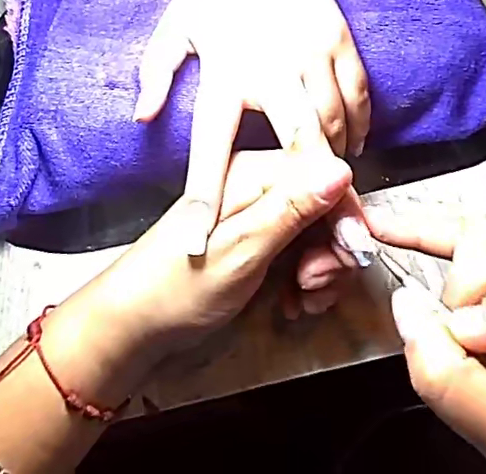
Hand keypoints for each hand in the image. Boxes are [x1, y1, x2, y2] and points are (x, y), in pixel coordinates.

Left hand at [72, 150, 354, 357]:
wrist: (137, 318)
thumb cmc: (180, 286)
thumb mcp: (242, 249)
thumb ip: (292, 208)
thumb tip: (339, 166)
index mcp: (249, 171)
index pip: (324, 174)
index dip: (345, 218)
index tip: (348, 258)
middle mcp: (254, 181)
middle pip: (324, 205)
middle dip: (331, 250)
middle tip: (312, 285)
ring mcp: (254, 209)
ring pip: (316, 231)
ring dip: (320, 270)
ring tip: (300, 297)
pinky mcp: (254, 235)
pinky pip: (299, 249)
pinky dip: (305, 277)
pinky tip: (292, 299)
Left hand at [133, 0, 369, 254]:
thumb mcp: (177, 26)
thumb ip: (156, 72)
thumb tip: (142, 117)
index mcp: (225, 72)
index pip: (212, 146)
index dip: (204, 199)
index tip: (198, 244)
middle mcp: (272, 71)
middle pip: (299, 148)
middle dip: (305, 193)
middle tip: (305, 224)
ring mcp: (313, 59)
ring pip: (335, 131)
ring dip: (331, 165)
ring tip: (323, 189)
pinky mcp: (343, 49)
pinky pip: (360, 104)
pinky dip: (358, 132)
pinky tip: (346, 147)